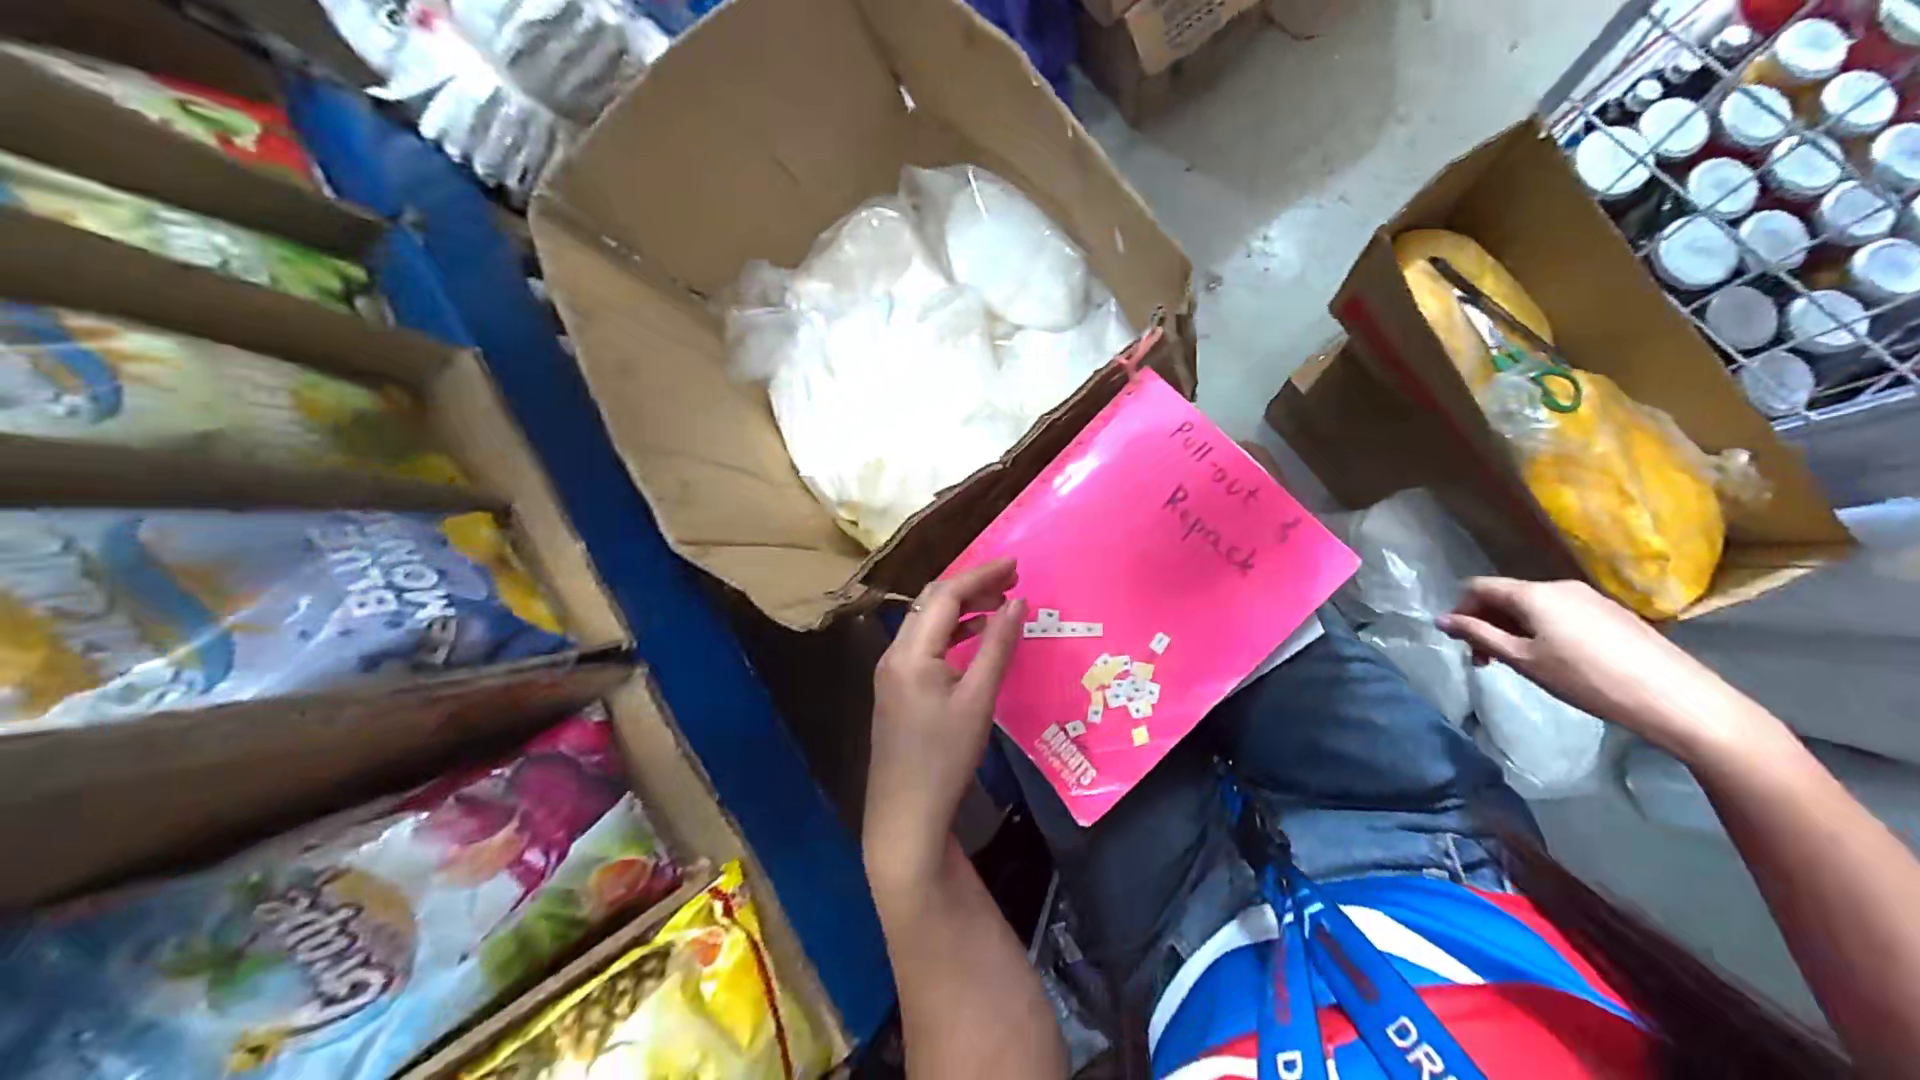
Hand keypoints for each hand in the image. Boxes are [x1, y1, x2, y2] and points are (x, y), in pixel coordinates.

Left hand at [865, 559, 1023, 898]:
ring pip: (928, 623)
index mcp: (910, 652)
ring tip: (1001, 604)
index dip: (981, 574)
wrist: (905, 814)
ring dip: (962, 609)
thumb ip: (998, 646)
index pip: (946, 595)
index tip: (1015, 564)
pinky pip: (925, 645)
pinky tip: (976, 638)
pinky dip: (952, 634)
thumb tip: (1017, 602)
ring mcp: (891, 672)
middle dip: (972, 586)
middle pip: (933, 603)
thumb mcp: (978, 699)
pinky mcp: (896, 689)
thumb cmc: (945, 757)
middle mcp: (894, 653)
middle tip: (1012, 581)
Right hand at [1437, 577, 1757, 760]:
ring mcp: (1592, 599)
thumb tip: (1442, 619)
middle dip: (1487, 623)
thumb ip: (1478, 635)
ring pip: (1535, 606)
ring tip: (1521, 663)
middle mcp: (1560, 586)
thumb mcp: (1522, 660)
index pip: (1478, 587)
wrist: (1678, 699)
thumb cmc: (1587, 679)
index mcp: (1534, 593)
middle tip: (1486, 661)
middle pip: (1507, 596)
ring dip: (1515, 629)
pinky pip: (1562, 614)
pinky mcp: (1614, 614)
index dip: (1460, 610)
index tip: (1460, 643)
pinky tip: (1558, 661)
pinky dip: (1543, 631)